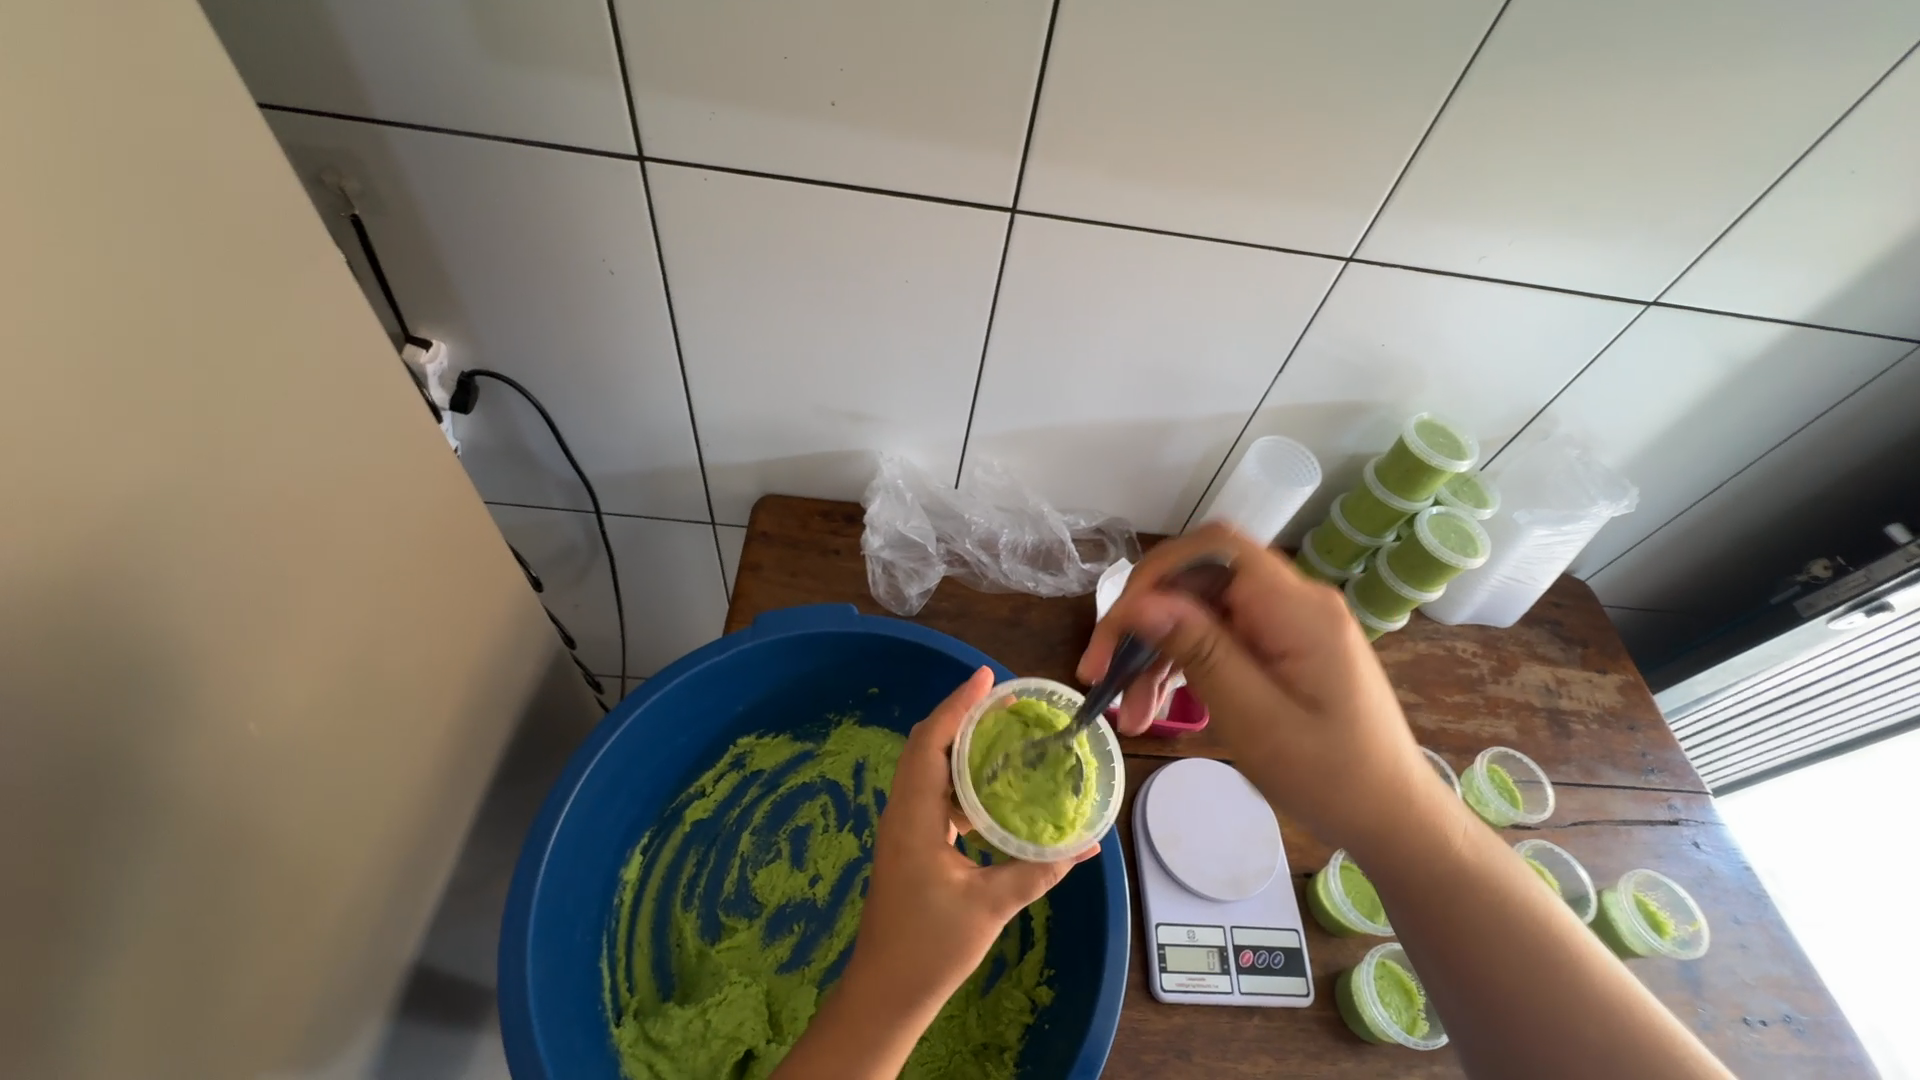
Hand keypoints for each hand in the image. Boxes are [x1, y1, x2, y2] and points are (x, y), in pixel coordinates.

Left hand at [844, 667, 1096, 1013]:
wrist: (886, 992)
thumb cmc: (930, 947)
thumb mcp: (990, 906)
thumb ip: (1036, 871)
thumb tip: (1085, 845)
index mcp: (914, 816)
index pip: (932, 742)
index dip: (958, 705)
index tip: (988, 678)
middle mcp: (903, 811)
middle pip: (926, 745)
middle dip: (961, 715)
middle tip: (1003, 699)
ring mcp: (905, 826)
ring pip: (929, 767)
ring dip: (960, 744)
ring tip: (1002, 731)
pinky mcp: (912, 842)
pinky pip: (935, 792)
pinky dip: (961, 777)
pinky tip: (993, 787)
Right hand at [1078, 524, 1431, 852]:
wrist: (1391, 818)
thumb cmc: (1330, 777)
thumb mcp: (1255, 718)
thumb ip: (1200, 652)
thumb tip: (1143, 602)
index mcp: (1295, 608)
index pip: (1212, 549)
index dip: (1155, 574)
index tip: (1117, 627)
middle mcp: (1292, 601)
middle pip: (1198, 581)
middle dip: (1143, 622)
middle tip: (1101, 674)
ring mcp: (1286, 623)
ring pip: (1200, 612)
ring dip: (1156, 654)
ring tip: (1130, 714)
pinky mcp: (1281, 647)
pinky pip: (1218, 638)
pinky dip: (1183, 667)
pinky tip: (1156, 708)